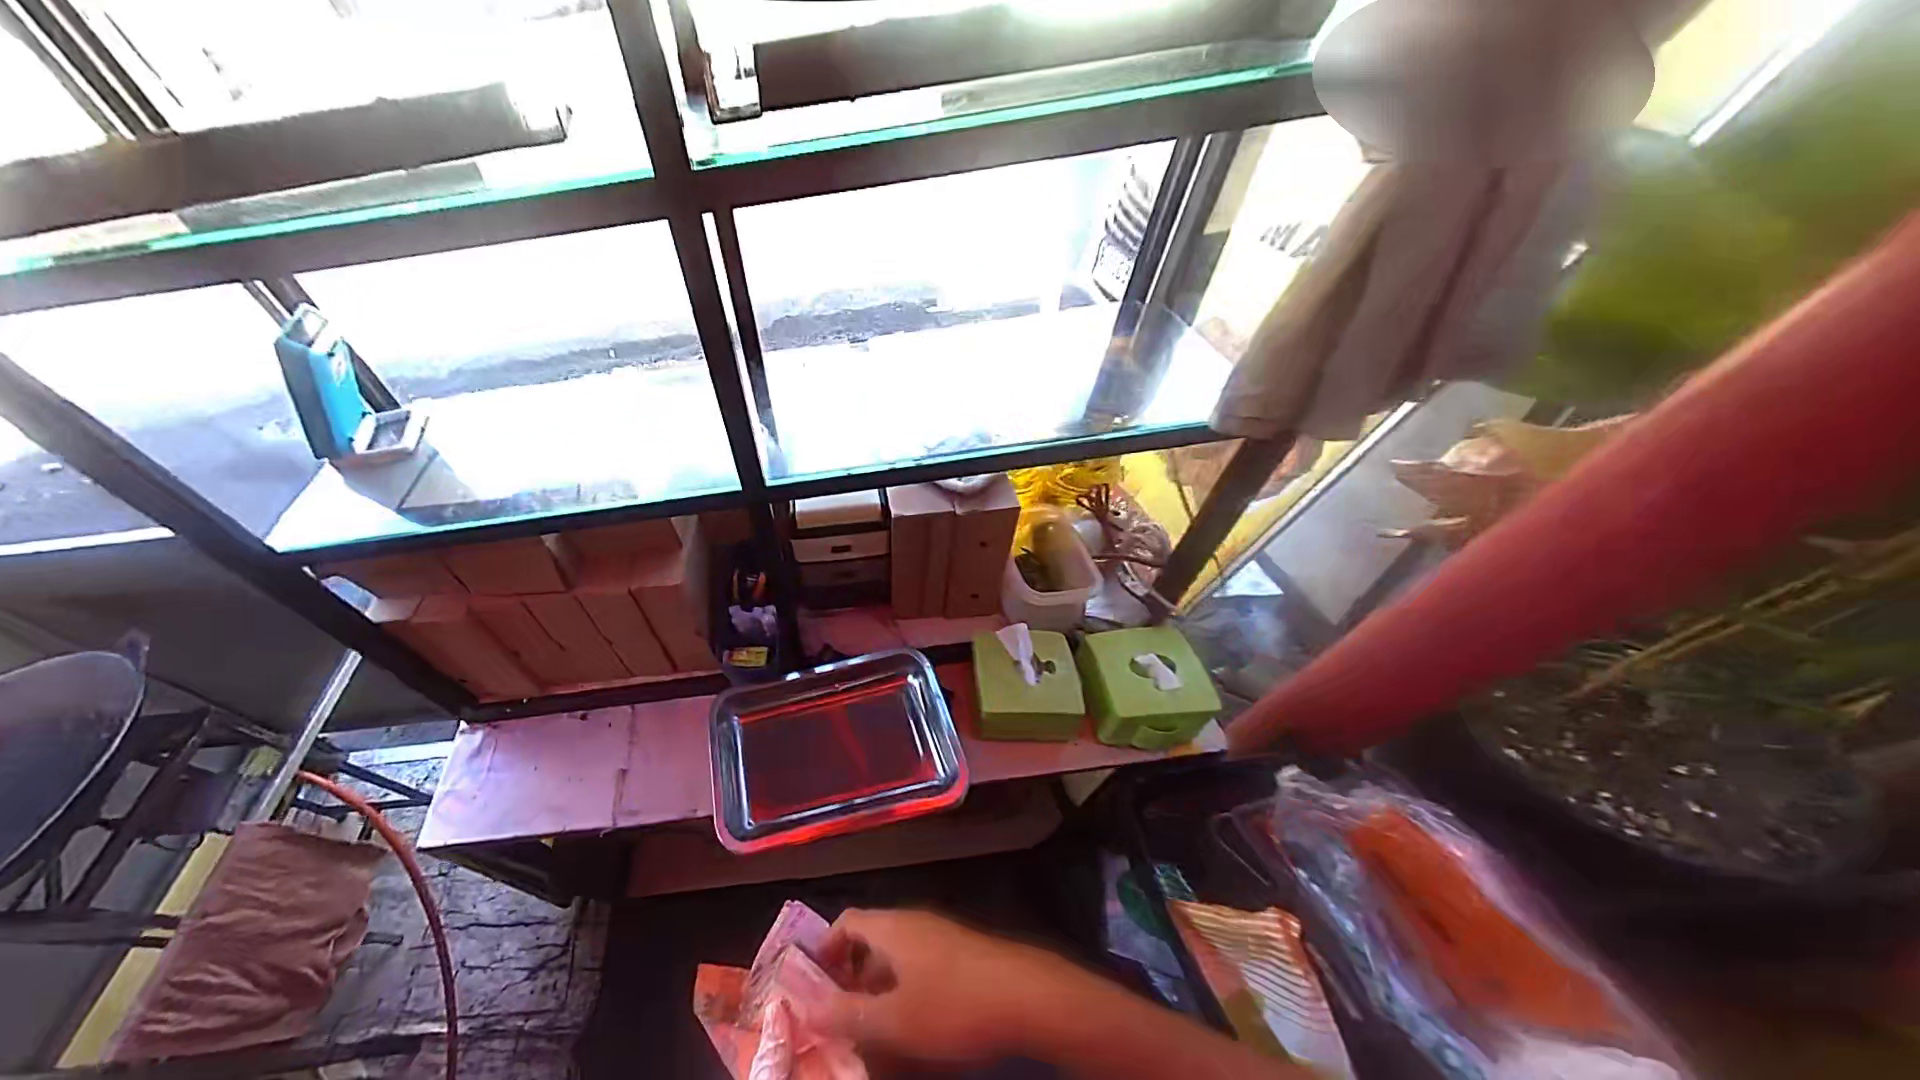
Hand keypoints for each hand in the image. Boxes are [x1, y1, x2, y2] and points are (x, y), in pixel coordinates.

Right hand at [796, 908, 1085, 1066]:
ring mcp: (940, 936)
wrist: (1026, 996)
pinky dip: (905, 992)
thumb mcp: (893, 1020)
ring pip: (895, 958)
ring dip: (878, 991)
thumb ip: (846, 1014)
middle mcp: (913, 922)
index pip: (845, 922)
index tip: (812, 989)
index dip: (823, 951)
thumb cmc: (953, 1005)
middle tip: (839, 1021)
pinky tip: (912, 1029)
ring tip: (872, 1033)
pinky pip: (919, 967)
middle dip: (850, 980)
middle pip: (869, 941)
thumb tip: (807, 1006)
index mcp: (891, 927)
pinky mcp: (961, 954)